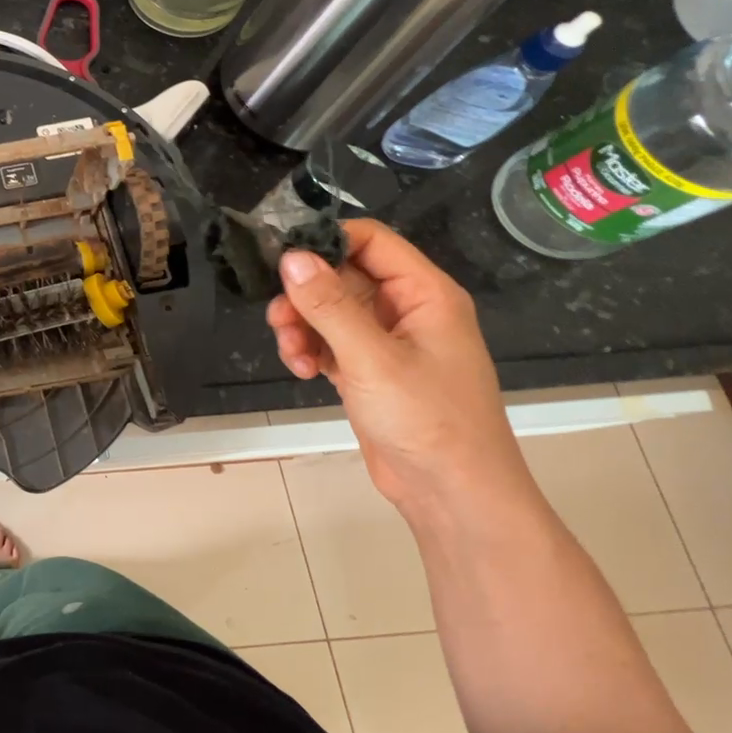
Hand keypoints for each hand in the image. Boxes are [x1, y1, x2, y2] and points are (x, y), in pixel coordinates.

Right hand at [265, 219, 529, 512]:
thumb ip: (329, 305)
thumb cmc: (426, 419)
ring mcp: (387, 341)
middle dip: (304, 296)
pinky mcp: (368, 370)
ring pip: (328, 311)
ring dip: (301, 327)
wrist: (451, 491)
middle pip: (341, 276)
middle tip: (280, 321)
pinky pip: (328, 342)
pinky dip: (309, 350)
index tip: (279, 261)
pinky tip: (304, 372)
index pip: (370, 241)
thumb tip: (291, 256)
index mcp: (424, 294)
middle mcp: (406, 310)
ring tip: (294, 356)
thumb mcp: (371, 358)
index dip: (326, 242)